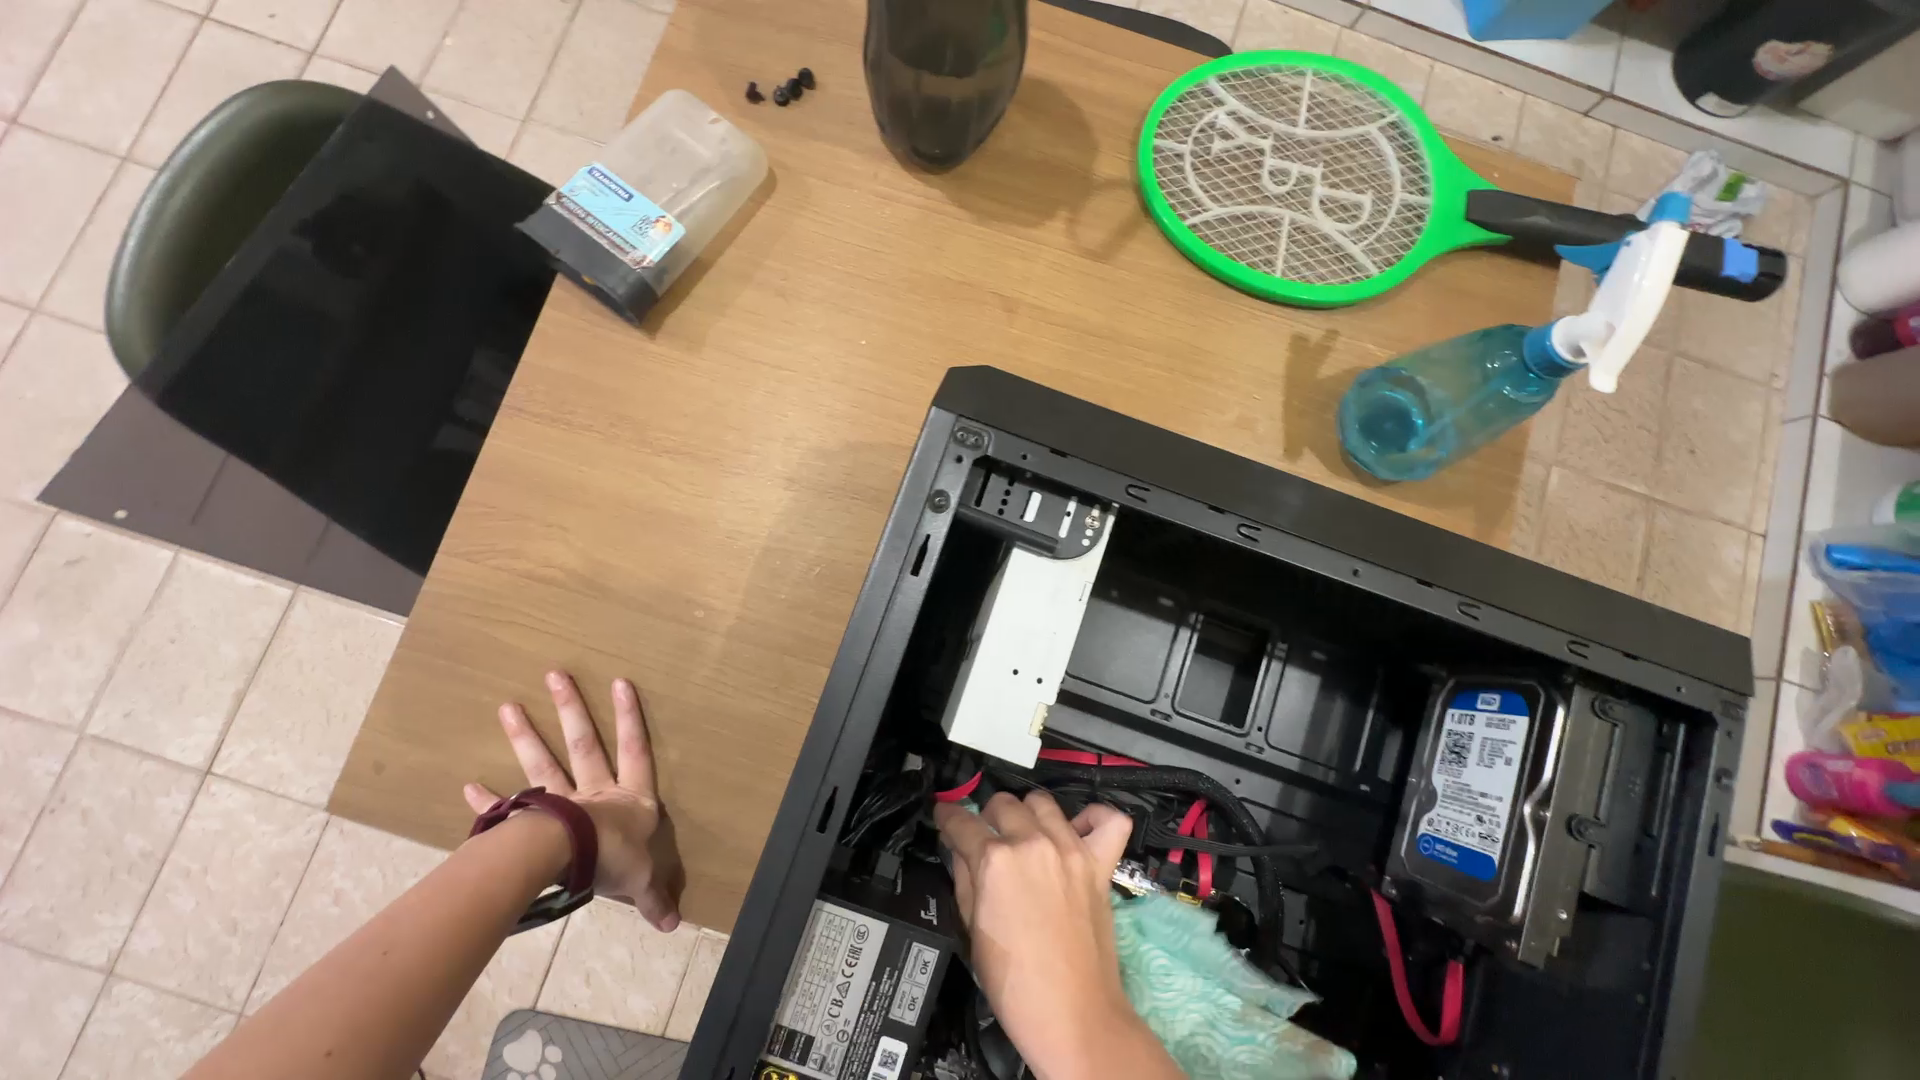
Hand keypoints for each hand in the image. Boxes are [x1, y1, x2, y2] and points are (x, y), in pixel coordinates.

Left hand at [466, 670, 685, 931]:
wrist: (573, 862)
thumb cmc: (615, 859)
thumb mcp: (641, 880)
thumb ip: (652, 898)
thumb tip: (673, 926)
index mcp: (628, 799)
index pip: (635, 749)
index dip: (630, 718)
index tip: (620, 682)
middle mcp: (595, 792)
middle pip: (584, 743)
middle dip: (570, 709)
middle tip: (554, 675)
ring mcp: (560, 804)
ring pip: (544, 763)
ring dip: (525, 736)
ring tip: (506, 707)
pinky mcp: (530, 821)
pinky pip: (506, 809)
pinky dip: (487, 801)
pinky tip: (468, 787)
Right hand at [935, 792, 1172, 1079]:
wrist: (1072, 1014)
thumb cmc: (1014, 982)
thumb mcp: (972, 929)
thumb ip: (964, 879)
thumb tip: (960, 851)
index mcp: (994, 860)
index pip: (961, 822)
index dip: (946, 818)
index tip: (944, 818)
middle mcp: (1032, 843)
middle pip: (1002, 804)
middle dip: (986, 817)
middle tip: (984, 838)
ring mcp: (1070, 849)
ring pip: (1042, 802)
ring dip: (1027, 814)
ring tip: (1024, 835)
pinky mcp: (1099, 863)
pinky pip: (1107, 820)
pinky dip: (1091, 819)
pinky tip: (1076, 833)